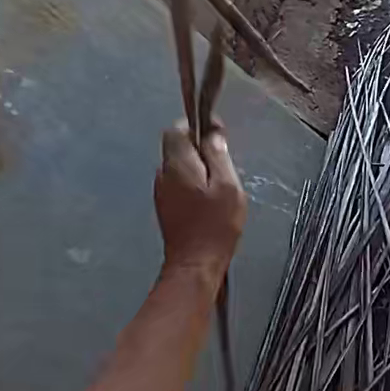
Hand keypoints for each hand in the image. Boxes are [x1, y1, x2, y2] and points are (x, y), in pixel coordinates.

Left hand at [155, 120, 245, 274]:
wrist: (195, 264)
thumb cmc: (216, 224)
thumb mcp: (227, 186)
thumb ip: (218, 156)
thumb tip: (213, 134)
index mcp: (177, 164)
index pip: (177, 129)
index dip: (197, 126)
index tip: (218, 135)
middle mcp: (163, 174)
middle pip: (178, 147)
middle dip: (200, 148)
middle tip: (224, 163)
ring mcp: (161, 191)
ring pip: (179, 166)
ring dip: (198, 167)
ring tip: (220, 184)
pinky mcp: (165, 207)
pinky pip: (179, 182)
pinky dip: (193, 182)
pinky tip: (210, 199)